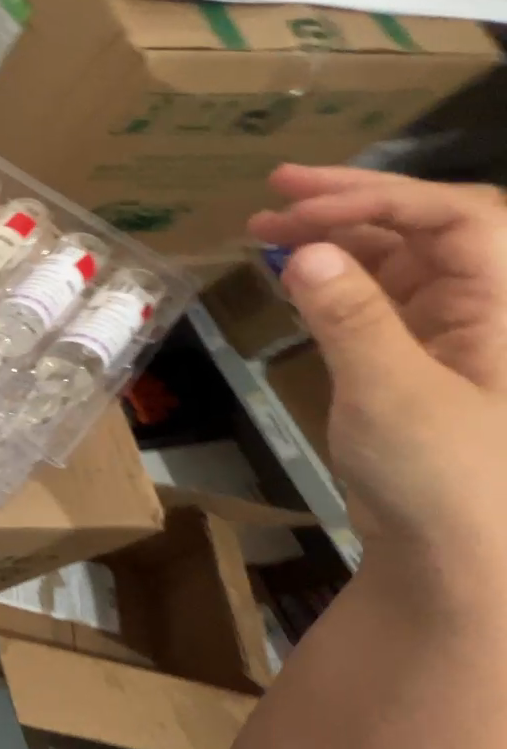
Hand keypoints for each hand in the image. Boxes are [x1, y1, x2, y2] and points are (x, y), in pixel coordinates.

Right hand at [248, 165, 506, 565]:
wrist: (465, 556)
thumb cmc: (448, 475)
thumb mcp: (393, 393)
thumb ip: (351, 317)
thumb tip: (303, 251)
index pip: (458, 219)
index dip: (377, 197)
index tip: (293, 200)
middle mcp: (494, 307)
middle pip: (433, 228)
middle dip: (354, 203)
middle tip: (273, 193)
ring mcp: (457, 334)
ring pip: (401, 261)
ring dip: (336, 239)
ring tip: (265, 230)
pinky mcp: (420, 361)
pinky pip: (380, 301)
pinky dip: (334, 280)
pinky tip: (293, 274)